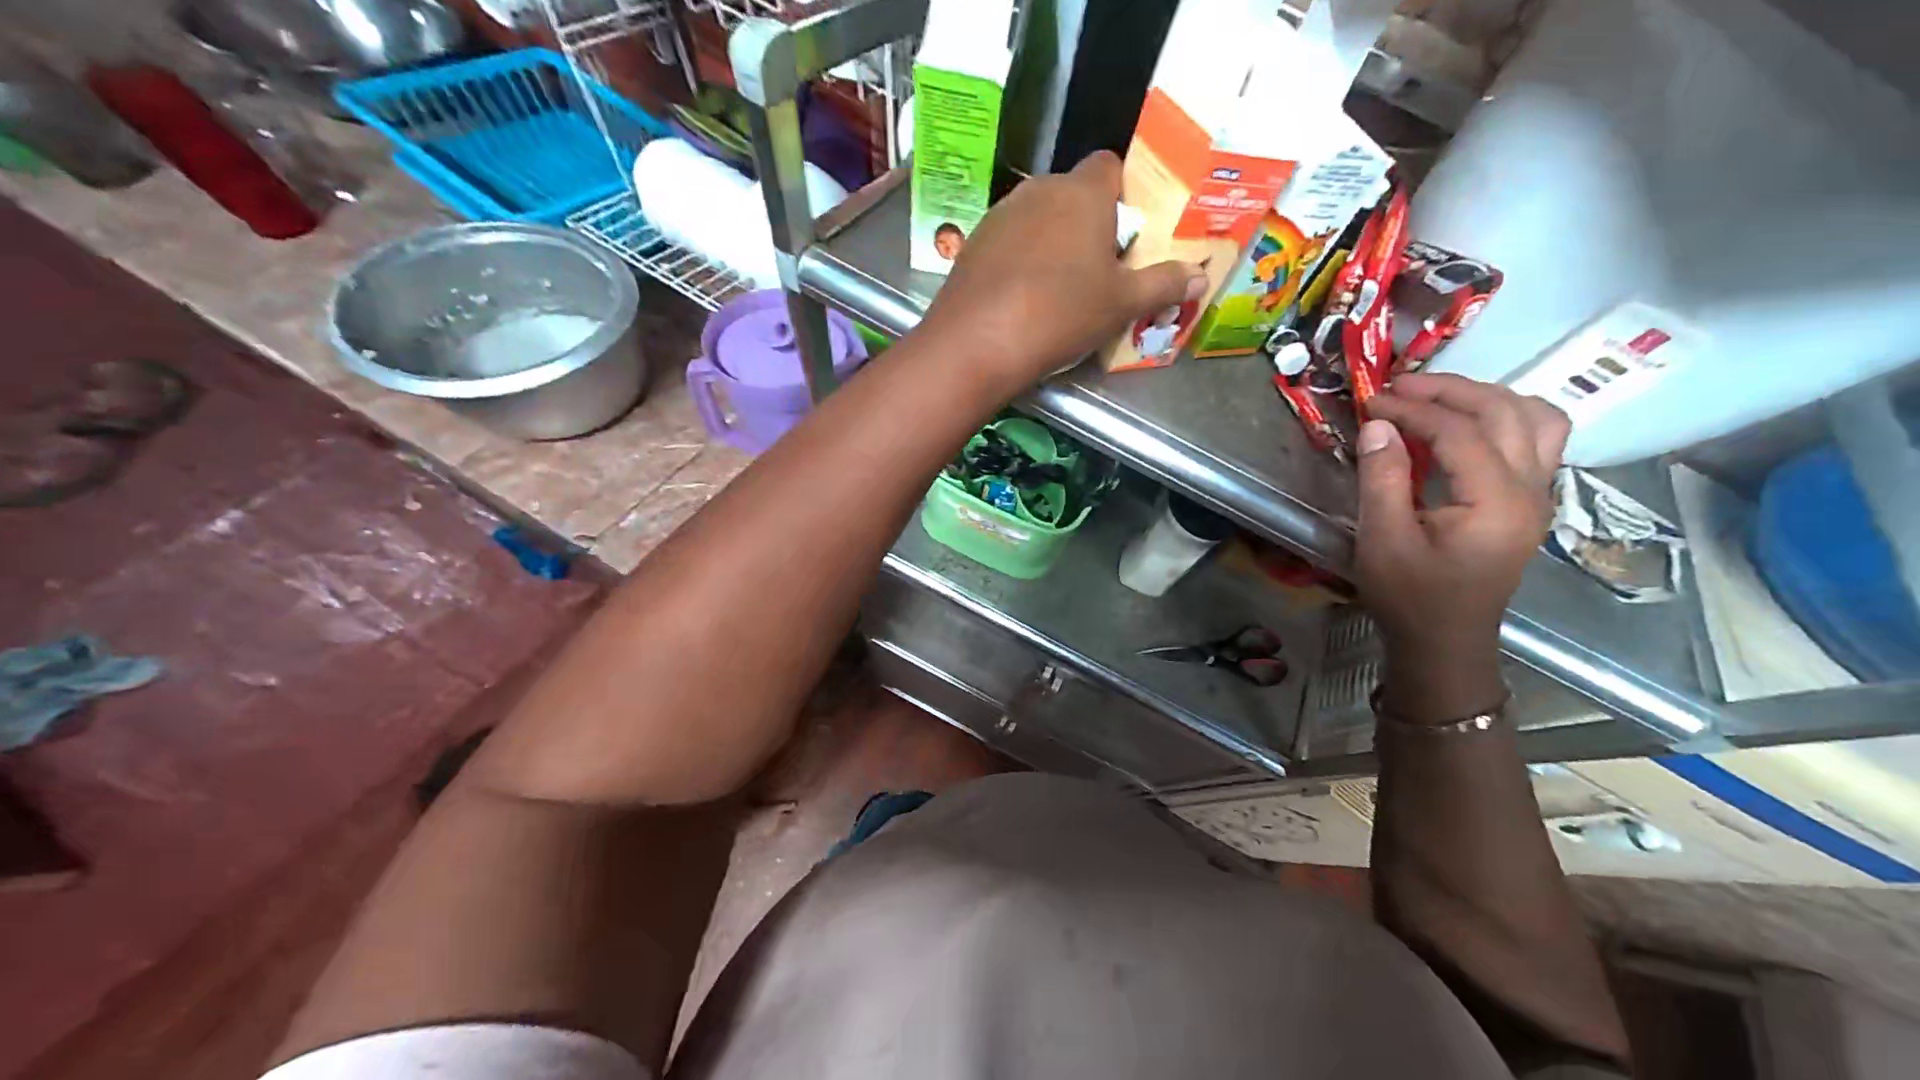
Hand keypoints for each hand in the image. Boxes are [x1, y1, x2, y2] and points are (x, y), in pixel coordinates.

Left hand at [917, 151, 1207, 395]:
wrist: (977, 341)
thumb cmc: (1061, 313)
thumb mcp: (1122, 304)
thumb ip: (1163, 284)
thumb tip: (1200, 275)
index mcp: (1083, 193)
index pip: (1109, 166)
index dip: (1121, 193)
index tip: (1126, 232)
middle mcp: (1039, 191)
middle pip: (1071, 194)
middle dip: (1086, 222)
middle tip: (1097, 269)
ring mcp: (1000, 215)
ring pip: (1036, 218)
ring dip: (1050, 241)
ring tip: (1057, 288)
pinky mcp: (972, 243)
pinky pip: (1007, 242)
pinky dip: (1018, 260)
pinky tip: (1019, 297)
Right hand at [1355, 374, 1568, 719]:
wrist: (1445, 640)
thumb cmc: (1409, 596)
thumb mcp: (1382, 539)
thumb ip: (1382, 478)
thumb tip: (1377, 424)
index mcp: (1496, 502)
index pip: (1460, 431)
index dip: (1413, 409)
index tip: (1370, 401)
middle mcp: (1531, 490)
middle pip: (1505, 411)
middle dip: (1450, 390)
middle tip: (1399, 386)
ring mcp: (1539, 493)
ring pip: (1535, 417)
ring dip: (1486, 396)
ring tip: (1437, 398)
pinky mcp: (1532, 500)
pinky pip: (1538, 438)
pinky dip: (1505, 416)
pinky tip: (1469, 423)